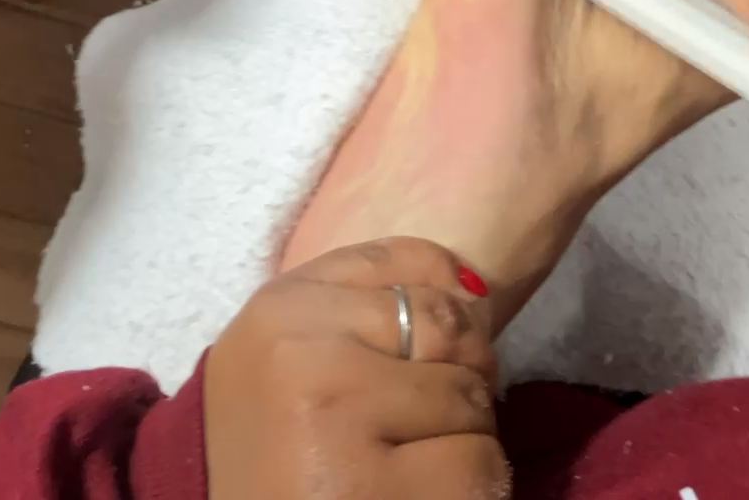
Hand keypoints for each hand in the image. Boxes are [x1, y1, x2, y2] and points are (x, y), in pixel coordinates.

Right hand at [204, 238, 508, 499]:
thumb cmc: (270, 421)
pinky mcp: (367, 497)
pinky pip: (475, 470)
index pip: (417, 270)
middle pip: (454, 333)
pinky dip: (470, 484)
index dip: (449, 315)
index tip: (434, 353)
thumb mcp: (299, 329)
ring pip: (475, 404)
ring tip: (416, 455)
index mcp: (287, 305)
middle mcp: (308, 359)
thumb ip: (376, 281)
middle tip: (428, 412)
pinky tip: (422, 488)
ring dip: (466, 433)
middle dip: (464, 372)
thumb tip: (478, 286)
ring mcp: (337, 431)